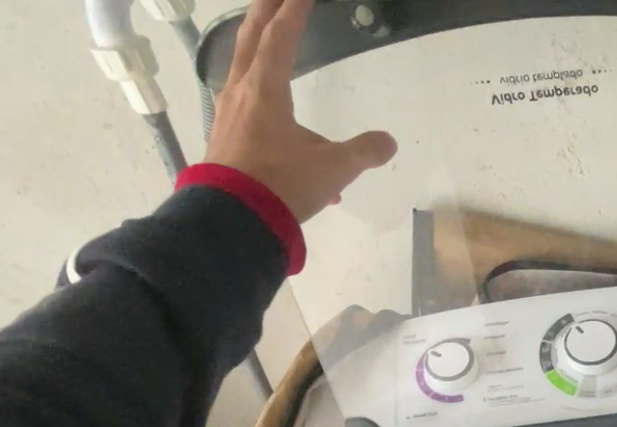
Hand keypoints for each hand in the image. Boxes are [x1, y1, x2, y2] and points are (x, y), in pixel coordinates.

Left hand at [205, 0, 397, 221]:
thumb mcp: (333, 169)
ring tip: (272, 44)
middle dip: (265, 11)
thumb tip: (389, 142)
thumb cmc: (283, 184)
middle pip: (252, 38)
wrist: (235, 215)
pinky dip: (260, 91)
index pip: (281, 37)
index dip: (294, 10)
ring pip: (243, 66)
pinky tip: (281, 121)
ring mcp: (229, 111)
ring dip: (258, 48)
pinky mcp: (226, 133)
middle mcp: (241, 91)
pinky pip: (245, 101)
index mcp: (266, 89)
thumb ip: (363, 152)